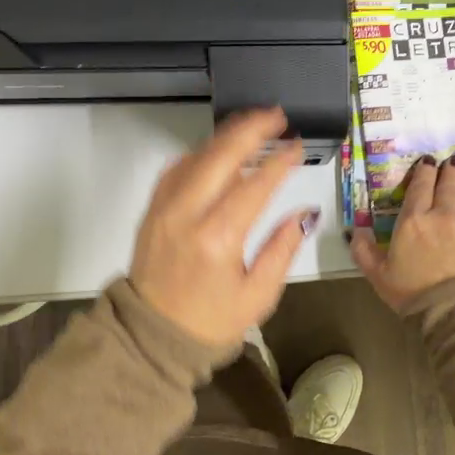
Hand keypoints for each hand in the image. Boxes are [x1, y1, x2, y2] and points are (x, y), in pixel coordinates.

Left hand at [129, 108, 318, 347]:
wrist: (151, 337)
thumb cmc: (212, 321)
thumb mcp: (258, 295)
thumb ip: (282, 249)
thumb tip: (303, 213)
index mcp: (218, 238)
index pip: (255, 185)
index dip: (279, 161)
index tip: (297, 146)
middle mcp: (187, 214)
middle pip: (221, 155)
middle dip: (251, 129)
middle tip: (276, 117)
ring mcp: (164, 208)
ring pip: (196, 156)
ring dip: (226, 136)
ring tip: (254, 124)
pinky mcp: (152, 210)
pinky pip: (176, 168)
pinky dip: (200, 153)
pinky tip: (218, 150)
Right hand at [351, 155, 454, 312]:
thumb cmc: (413, 292)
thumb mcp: (378, 275)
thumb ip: (363, 250)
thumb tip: (355, 230)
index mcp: (414, 220)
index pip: (420, 186)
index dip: (424, 170)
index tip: (428, 160)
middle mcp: (442, 215)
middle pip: (447, 183)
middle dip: (448, 169)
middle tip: (450, 160)